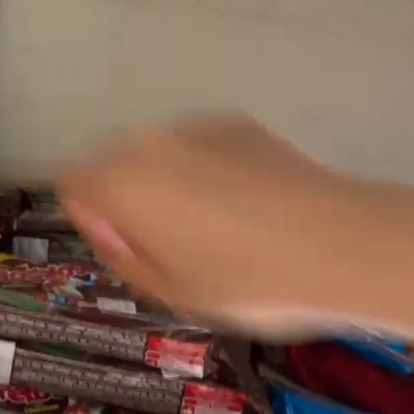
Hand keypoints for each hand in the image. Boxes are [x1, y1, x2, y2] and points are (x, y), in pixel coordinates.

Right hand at [57, 113, 413, 338]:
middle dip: (128, 195)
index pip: (70, 183)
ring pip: (158, 152)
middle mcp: (145, 142)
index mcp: (119, 184)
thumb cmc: (247, 281)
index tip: (125, 246)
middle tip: (174, 243)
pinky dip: (208, 167)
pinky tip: (249, 202)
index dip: (91, 217)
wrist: (342, 243)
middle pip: (112, 161)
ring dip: (169, 179)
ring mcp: (192, 127)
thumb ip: (120, 251)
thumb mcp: (171, 291)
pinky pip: (199, 146)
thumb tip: (104, 223)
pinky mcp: (235, 122)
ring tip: (218, 224)